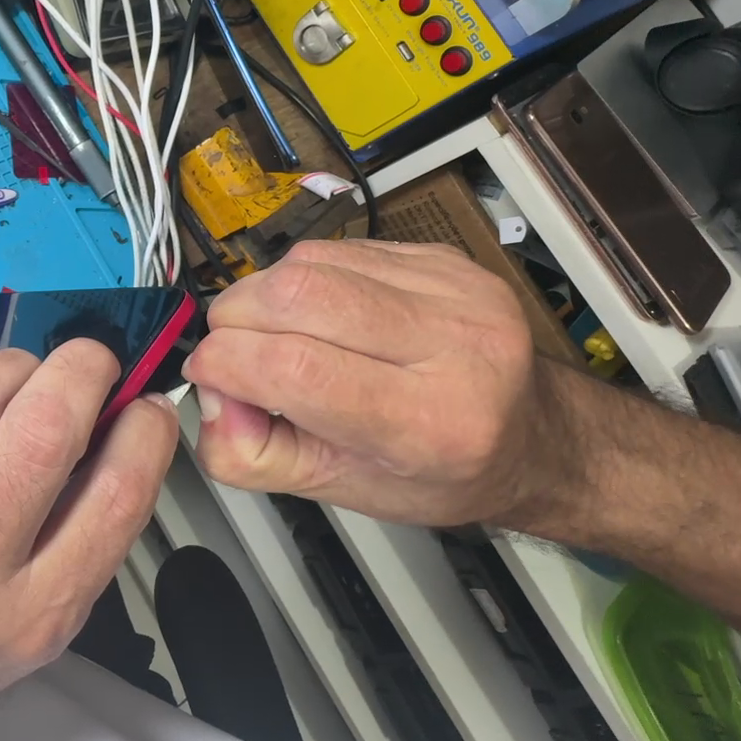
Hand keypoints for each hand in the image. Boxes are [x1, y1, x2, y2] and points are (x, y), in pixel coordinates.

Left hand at [0, 342, 178, 734]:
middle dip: (84, 372)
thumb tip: (129, 414)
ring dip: (20, 366)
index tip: (151, 404)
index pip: (111, 497)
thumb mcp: (54, 614)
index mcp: (34, 610)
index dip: (146, 432)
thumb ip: (96, 521)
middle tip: (98, 365)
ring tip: (34, 379)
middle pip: (40, 432)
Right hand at [183, 240, 574, 526]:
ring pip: (306, 263)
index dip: (224, 364)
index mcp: (431, 426)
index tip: (206, 374)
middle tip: (232, 350)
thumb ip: (251, 456)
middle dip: (233, 318)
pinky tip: (316, 312)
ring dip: (261, 294)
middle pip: (295, 296)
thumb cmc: (437, 473)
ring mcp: (454, 290)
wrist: (535, 436)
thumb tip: (210, 397)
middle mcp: (454, 346)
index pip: (293, 368)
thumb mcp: (336, 491)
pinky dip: (299, 278)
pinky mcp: (442, 257)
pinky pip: (334, 249)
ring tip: (275, 332)